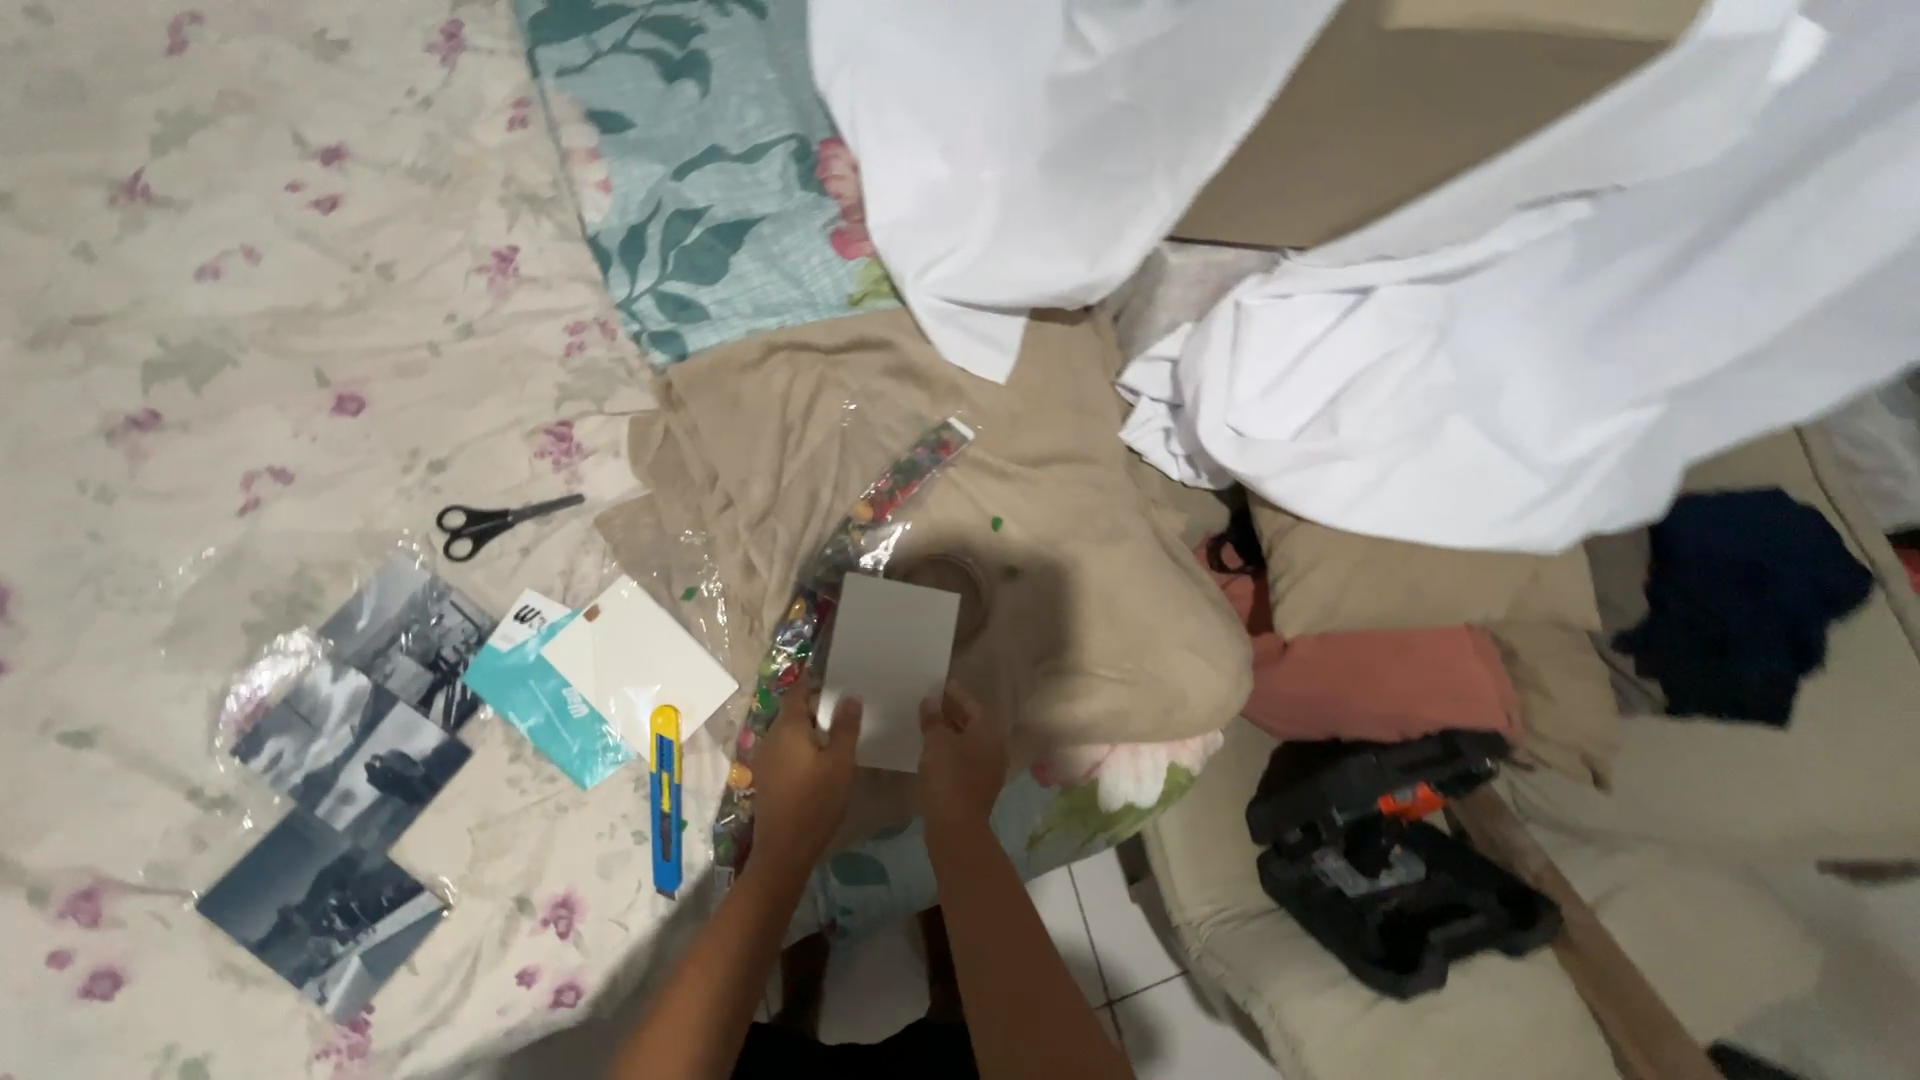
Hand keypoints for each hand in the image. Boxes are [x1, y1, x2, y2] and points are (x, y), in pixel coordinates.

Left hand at [747, 687, 862, 885]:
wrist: (784, 850)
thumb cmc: (816, 802)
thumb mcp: (840, 762)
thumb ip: (844, 727)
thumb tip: (849, 696)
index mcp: (787, 728)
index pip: (798, 692)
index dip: (814, 682)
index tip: (836, 678)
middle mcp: (770, 737)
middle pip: (792, 712)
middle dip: (816, 707)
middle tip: (845, 706)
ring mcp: (765, 759)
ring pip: (789, 733)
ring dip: (809, 729)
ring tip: (838, 732)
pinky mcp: (767, 777)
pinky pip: (785, 750)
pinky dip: (802, 746)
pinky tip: (821, 759)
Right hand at [917, 682, 1008, 835]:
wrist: (956, 825)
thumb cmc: (949, 776)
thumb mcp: (936, 743)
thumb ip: (934, 719)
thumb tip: (931, 702)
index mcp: (989, 731)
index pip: (971, 705)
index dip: (955, 694)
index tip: (941, 684)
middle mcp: (995, 746)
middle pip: (973, 722)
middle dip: (953, 712)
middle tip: (932, 701)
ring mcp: (990, 767)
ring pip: (969, 741)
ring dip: (951, 731)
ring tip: (929, 723)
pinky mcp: (980, 784)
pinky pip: (966, 757)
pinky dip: (952, 749)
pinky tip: (934, 749)